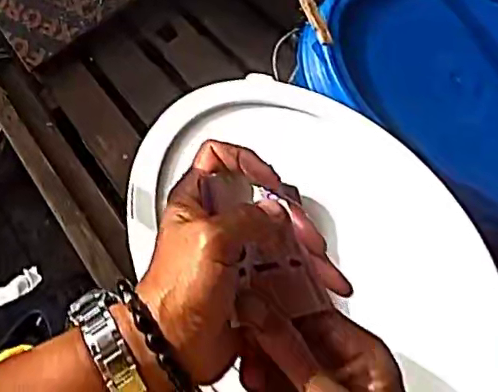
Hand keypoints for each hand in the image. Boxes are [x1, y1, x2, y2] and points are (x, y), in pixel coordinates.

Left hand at [136, 141, 351, 384]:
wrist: (177, 340)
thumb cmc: (176, 289)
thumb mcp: (209, 241)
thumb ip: (243, 219)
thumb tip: (272, 208)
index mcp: (193, 200)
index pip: (217, 158)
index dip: (246, 161)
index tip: (270, 181)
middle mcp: (212, 220)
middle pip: (257, 197)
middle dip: (287, 211)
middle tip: (303, 234)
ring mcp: (233, 250)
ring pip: (275, 232)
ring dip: (303, 245)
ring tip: (320, 264)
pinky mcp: (249, 279)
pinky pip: (282, 266)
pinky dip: (305, 272)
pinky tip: (321, 283)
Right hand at [238, 297, 402, 391]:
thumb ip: (290, 349)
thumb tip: (253, 302)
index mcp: (362, 354)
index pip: (304, 299)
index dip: (268, 296)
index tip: (239, 295)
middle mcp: (342, 360)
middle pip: (283, 322)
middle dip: (257, 333)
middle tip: (241, 342)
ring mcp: (321, 378)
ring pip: (271, 345)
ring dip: (252, 355)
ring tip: (247, 372)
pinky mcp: (300, 390)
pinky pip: (269, 368)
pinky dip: (255, 373)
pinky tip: (250, 381)